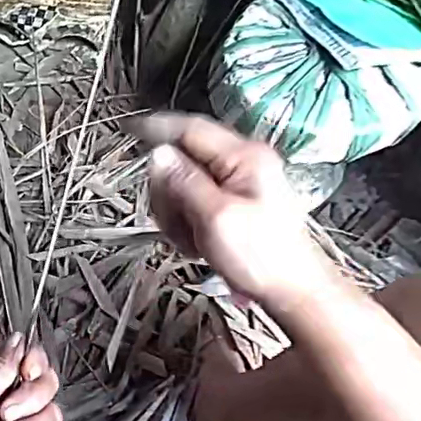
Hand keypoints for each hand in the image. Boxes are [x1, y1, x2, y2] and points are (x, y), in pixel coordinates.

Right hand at [132, 112, 334, 309]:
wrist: (290, 290)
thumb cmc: (262, 258)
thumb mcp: (215, 217)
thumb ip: (184, 182)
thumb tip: (158, 154)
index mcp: (243, 158)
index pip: (190, 130)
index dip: (157, 129)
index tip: (130, 131)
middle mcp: (240, 164)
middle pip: (181, 160)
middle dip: (167, 191)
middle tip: (174, 221)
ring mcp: (236, 184)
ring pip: (181, 185)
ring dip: (175, 213)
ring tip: (191, 238)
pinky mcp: (230, 203)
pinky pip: (190, 204)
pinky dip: (185, 224)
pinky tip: (197, 242)